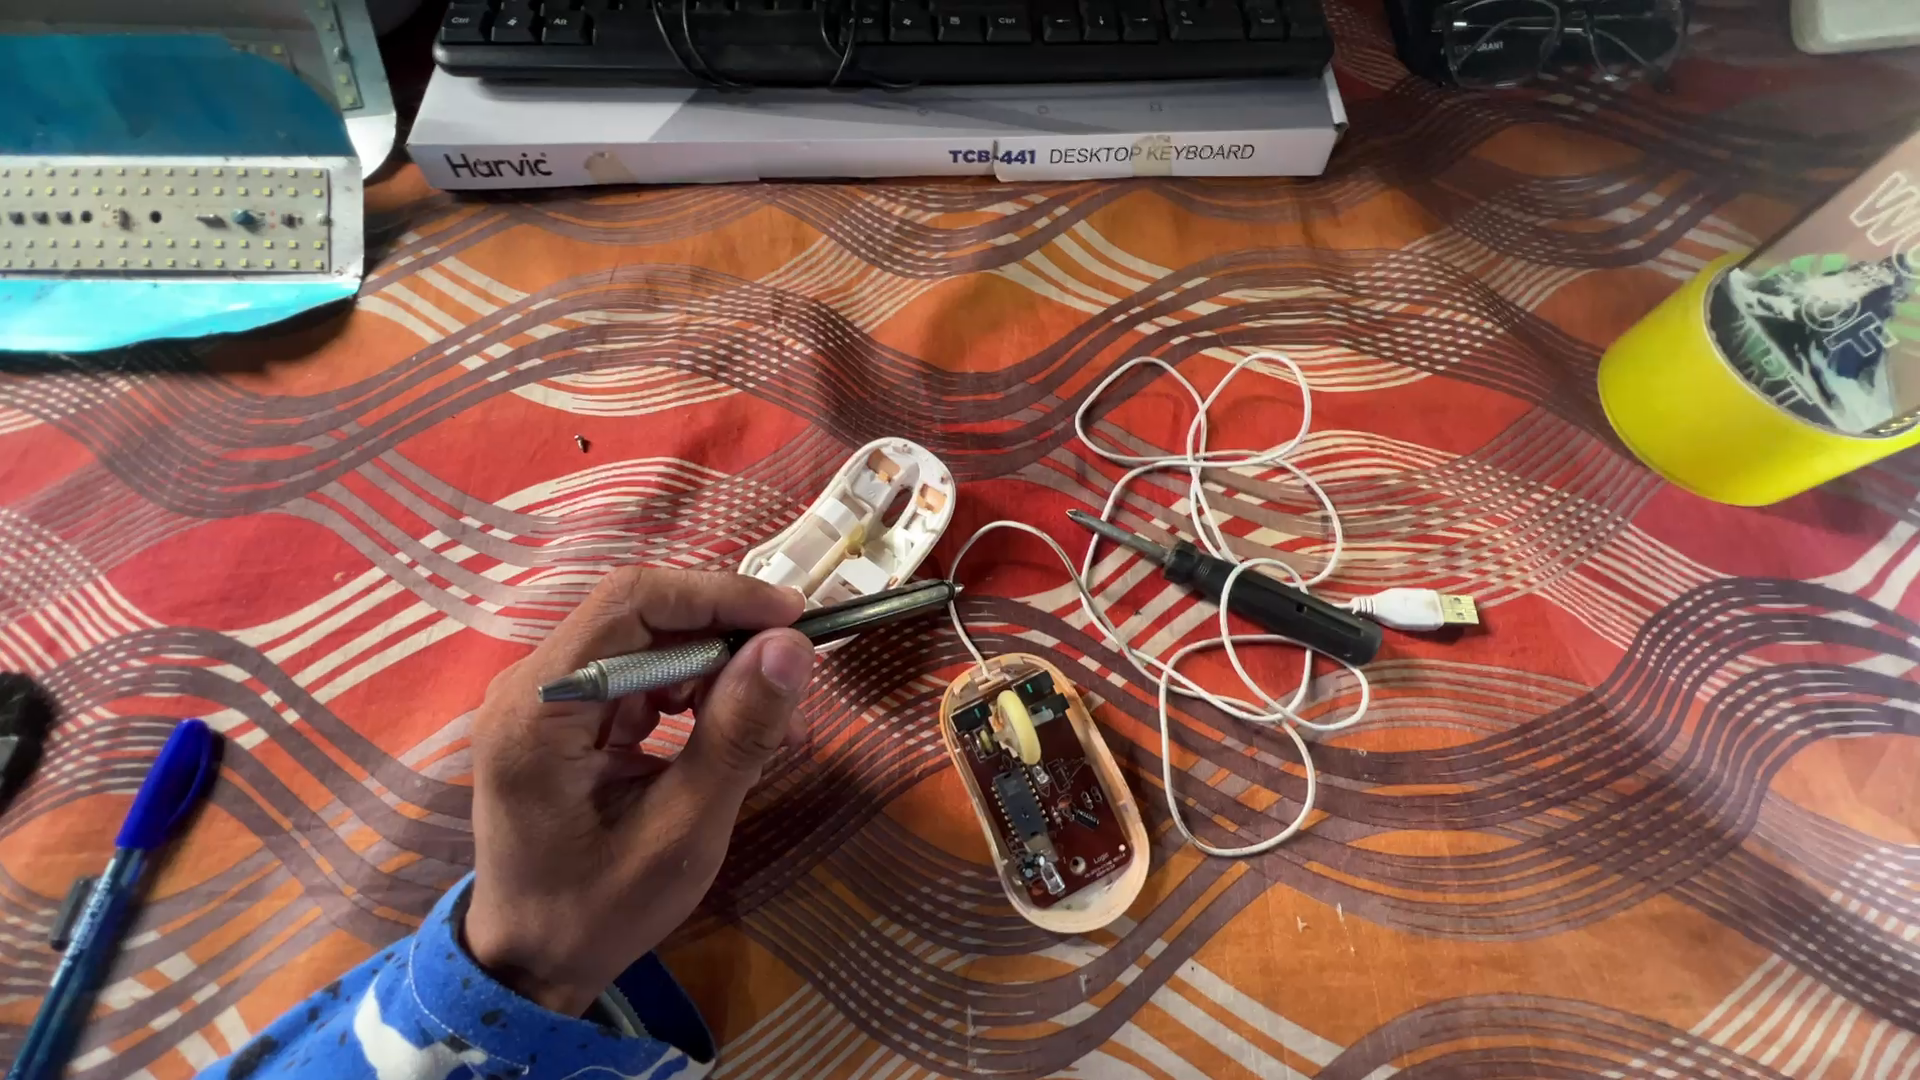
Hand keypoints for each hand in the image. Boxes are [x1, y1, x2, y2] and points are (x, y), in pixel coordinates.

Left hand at [461, 567, 814, 1014]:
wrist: (531, 962)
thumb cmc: (600, 910)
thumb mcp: (684, 831)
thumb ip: (736, 734)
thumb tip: (792, 647)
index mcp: (539, 711)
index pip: (631, 605)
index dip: (717, 597)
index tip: (791, 616)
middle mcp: (534, 685)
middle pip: (641, 613)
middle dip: (724, 630)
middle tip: (788, 668)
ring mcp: (549, 695)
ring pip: (649, 636)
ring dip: (715, 660)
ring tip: (760, 712)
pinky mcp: (570, 710)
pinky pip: (644, 667)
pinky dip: (695, 684)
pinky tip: (720, 723)